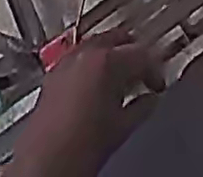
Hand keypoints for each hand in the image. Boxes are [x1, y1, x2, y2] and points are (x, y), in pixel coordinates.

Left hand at [6, 33, 161, 176]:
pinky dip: (93, 65)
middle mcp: (85, 53)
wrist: (44, 164)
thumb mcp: (121, 127)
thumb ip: (142, 106)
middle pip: (119, 39)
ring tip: (123, 82)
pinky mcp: (54, 73)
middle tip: (144, 75)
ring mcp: (67, 61)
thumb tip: (150, 99)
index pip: (142, 54)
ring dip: (113, 58)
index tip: (158, 83)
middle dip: (134, 55)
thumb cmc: (80, 148)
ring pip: (98, 45)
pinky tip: (98, 87)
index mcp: (107, 61)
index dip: (155, 70)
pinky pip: (80, 58)